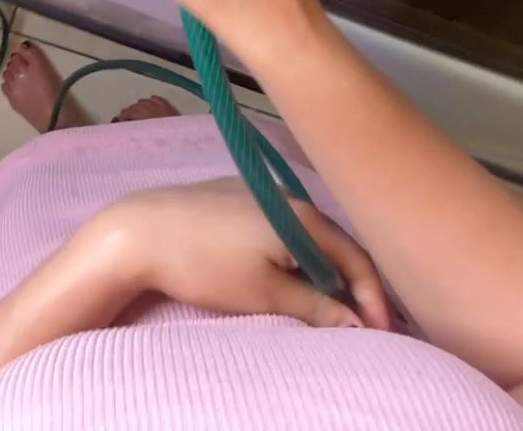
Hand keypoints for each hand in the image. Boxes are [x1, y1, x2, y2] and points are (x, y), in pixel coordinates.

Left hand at [85, 178, 390, 329]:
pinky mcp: (233, 193)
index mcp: (303, 216)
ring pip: (305, 232)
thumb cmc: (206, 264)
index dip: (374, 297)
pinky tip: (286, 271)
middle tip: (359, 322)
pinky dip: (293, 251)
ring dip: (320, 267)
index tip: (381, 332)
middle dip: (350, 282)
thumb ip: (317, 306)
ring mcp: (259, 190)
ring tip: (325, 302)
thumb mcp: (265, 293)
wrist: (141, 230)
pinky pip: (280, 223)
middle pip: (334, 242)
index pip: (356, 256)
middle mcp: (287, 195)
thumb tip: (359, 322)